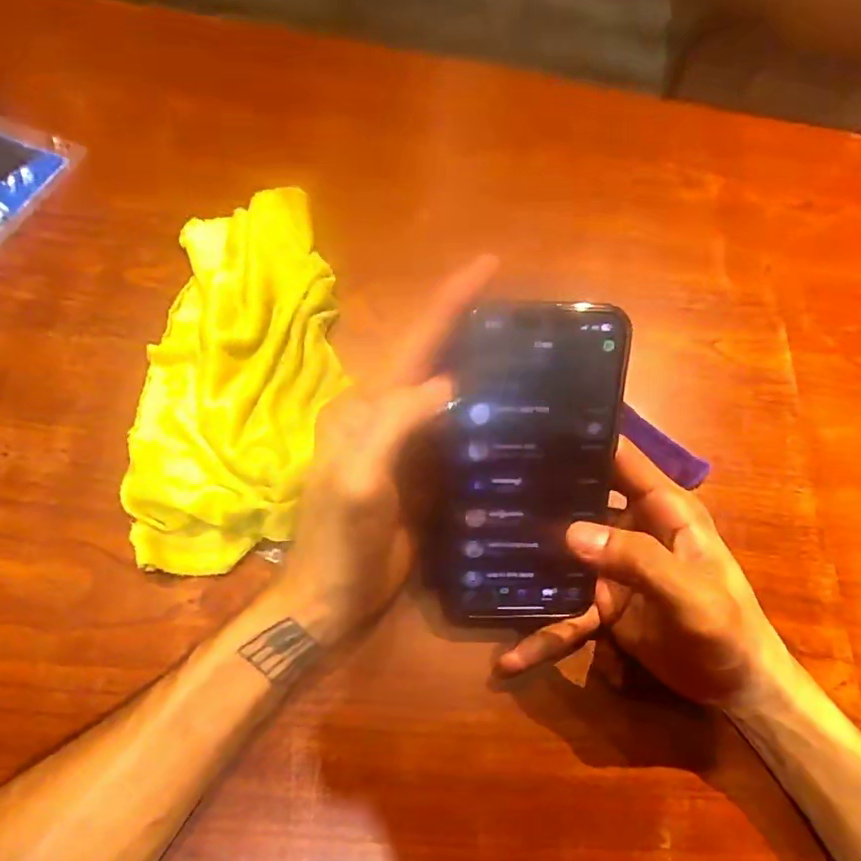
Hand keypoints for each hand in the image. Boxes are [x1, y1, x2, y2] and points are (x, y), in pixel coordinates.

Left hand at [275, 255, 497, 640]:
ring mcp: (405, 449)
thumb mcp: (360, 480)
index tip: (488, 264)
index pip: (413, 347)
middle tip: (523, 306)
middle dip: (470, 327)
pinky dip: (483, 418)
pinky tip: (513, 412)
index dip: (449, 304)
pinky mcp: (422, 477)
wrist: (331, 597)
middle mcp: (384, 418)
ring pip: (448, 397)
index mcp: (365, 410)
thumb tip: (449, 382)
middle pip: (431, 362)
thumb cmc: (338, 541)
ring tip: (529, 345)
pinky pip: (456, 437)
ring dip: (482, 369)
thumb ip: (395, 426)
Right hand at [494, 438, 794, 711]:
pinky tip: (509, 659)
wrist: (739, 689)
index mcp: (663, 512)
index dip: (582, 443)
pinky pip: (564, 614)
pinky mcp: (602, 605)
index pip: (620, 462)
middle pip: (579, 504)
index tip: (532, 432)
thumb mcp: (690, 594)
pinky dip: (540, 634)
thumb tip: (570, 533)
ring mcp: (612, 570)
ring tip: (478, 561)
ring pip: (562, 557)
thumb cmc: (729, 631)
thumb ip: (637, 560)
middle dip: (537, 498)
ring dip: (527, 563)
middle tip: (485, 488)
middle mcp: (632, 532)